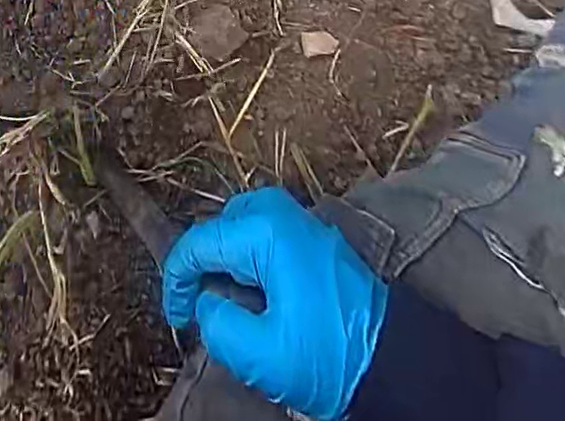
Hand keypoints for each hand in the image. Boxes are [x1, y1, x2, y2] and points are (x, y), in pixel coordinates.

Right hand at [162, 187, 387, 419]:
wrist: (388, 352)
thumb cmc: (328, 353)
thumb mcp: (262, 355)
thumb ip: (218, 324)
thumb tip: (204, 303)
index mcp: (264, 230)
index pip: (199, 242)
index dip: (176, 280)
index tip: (177, 318)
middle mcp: (278, 210)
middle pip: (217, 230)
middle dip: (201, 269)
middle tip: (200, 313)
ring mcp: (295, 217)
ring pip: (236, 230)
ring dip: (224, 265)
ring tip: (229, 309)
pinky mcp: (305, 232)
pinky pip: (258, 235)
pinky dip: (245, 262)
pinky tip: (254, 299)